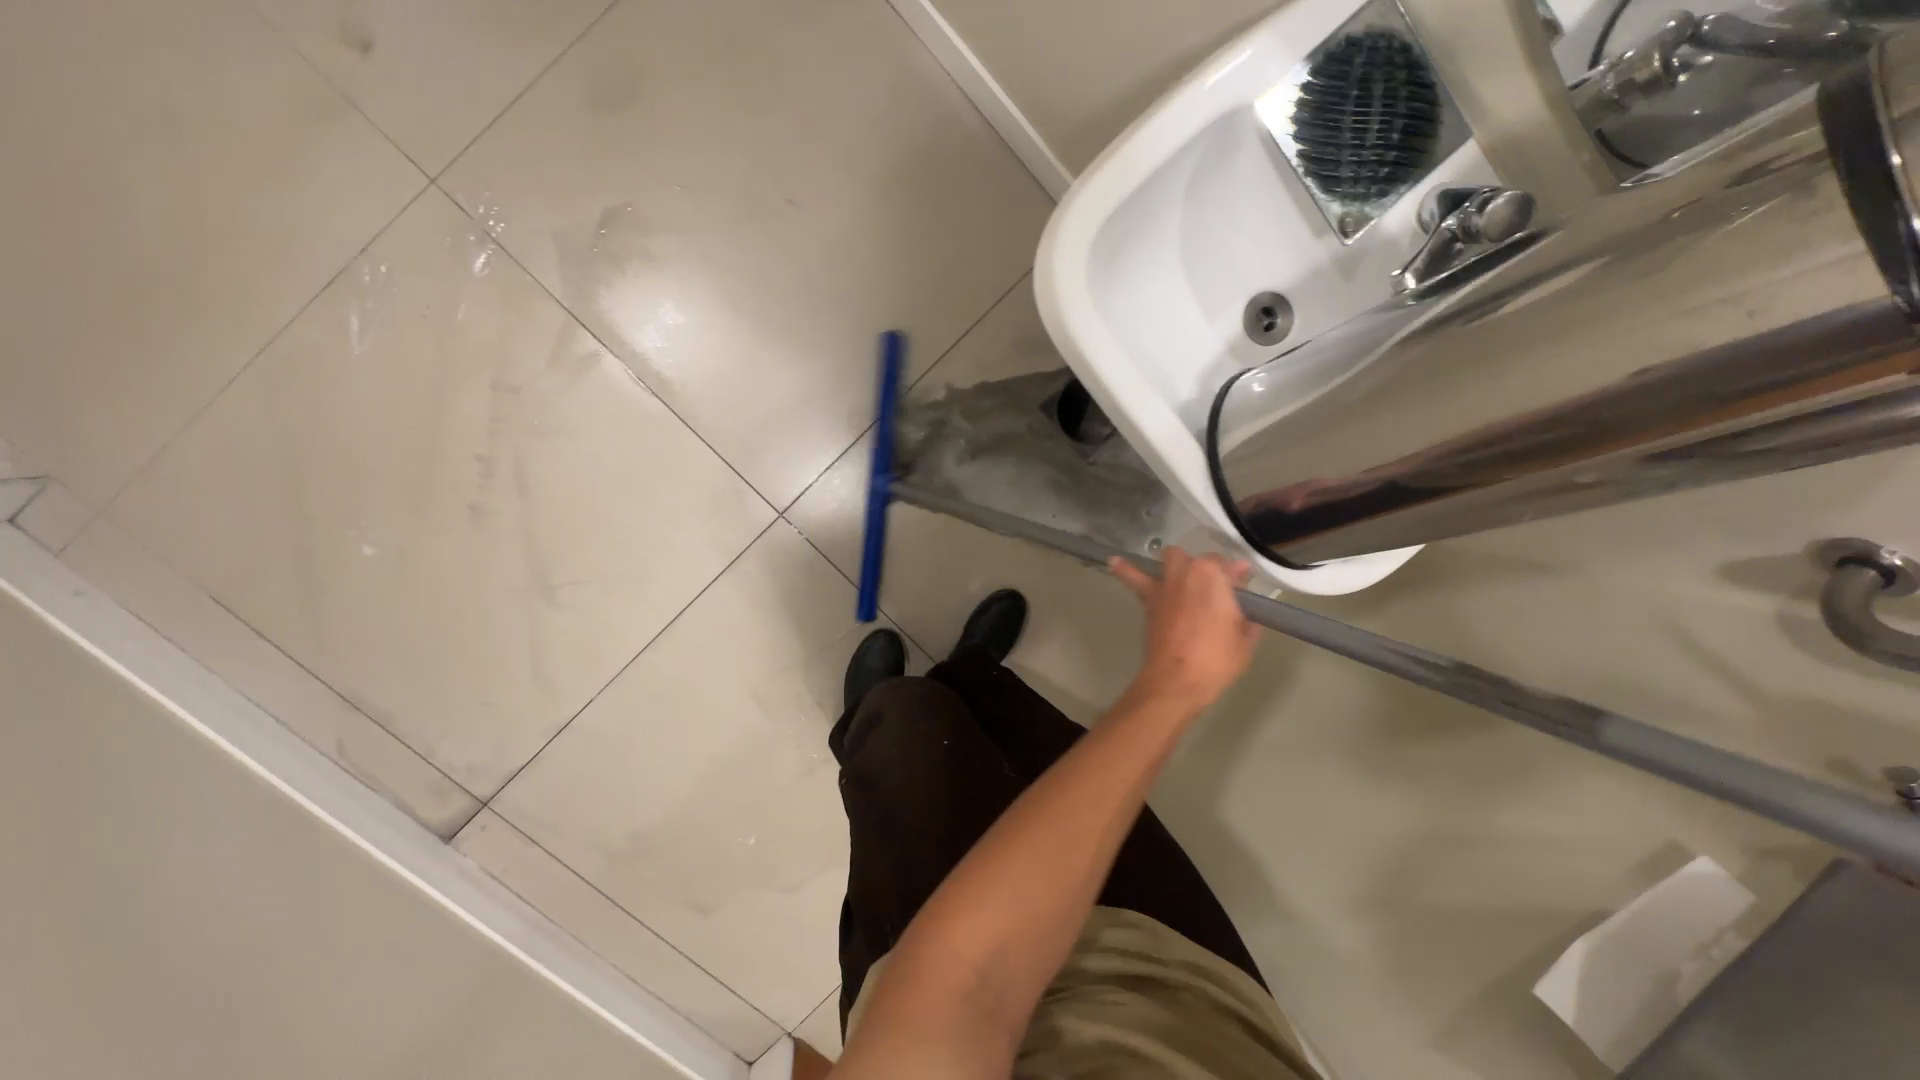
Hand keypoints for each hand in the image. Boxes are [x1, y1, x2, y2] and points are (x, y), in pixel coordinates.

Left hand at [1109, 547, 1258, 711]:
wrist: (1177, 680)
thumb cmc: (1217, 661)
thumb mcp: (1244, 640)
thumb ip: (1247, 616)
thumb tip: (1245, 606)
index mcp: (1215, 577)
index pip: (1229, 568)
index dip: (1235, 581)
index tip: (1240, 594)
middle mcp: (1189, 573)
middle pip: (1201, 561)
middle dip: (1209, 571)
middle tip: (1214, 595)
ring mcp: (1166, 584)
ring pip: (1172, 558)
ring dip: (1178, 564)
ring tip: (1182, 576)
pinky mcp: (1148, 599)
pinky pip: (1134, 579)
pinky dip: (1124, 569)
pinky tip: (1113, 561)